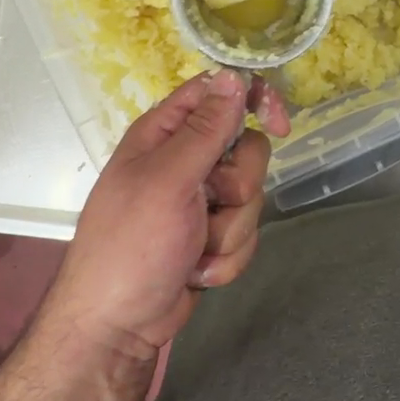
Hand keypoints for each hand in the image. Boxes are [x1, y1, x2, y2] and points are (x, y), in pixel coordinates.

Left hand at [49, 69, 288, 361]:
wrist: (119, 326)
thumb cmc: (131, 245)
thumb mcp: (169, 180)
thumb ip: (206, 129)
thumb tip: (232, 75)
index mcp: (165, 134)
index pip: (220, 94)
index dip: (254, 101)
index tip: (280, 126)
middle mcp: (185, 161)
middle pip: (248, 150)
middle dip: (238, 187)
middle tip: (208, 204)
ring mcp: (201, 202)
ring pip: (252, 198)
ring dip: (229, 231)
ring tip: (193, 250)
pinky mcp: (212, 237)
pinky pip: (246, 234)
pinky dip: (225, 258)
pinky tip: (195, 271)